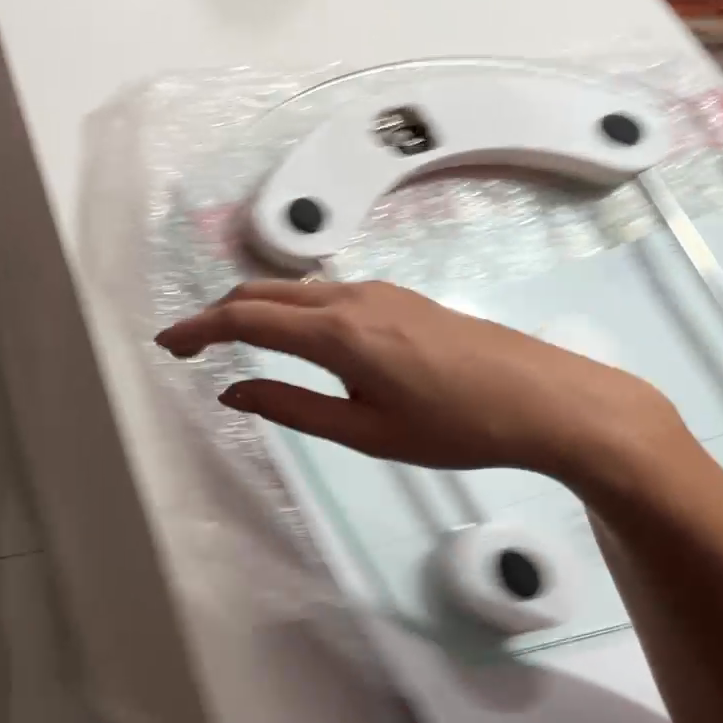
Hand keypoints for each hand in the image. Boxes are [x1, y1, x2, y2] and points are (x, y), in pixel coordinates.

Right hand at [154, 280, 684, 481]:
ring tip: (226, 342)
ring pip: (287, 290)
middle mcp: (347, 300)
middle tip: (187, 347)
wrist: (556, 402)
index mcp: (336, 335)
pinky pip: (316, 292)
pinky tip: (286, 334)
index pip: (243, 320)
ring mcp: (374, 291)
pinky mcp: (394, 296)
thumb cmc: (458, 428)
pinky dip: (280, 307)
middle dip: (213, 316)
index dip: (197, 330)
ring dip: (246, 309)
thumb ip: (290, 408)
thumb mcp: (366, 433)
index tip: (166, 344)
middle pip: (257, 294)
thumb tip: (231, 393)